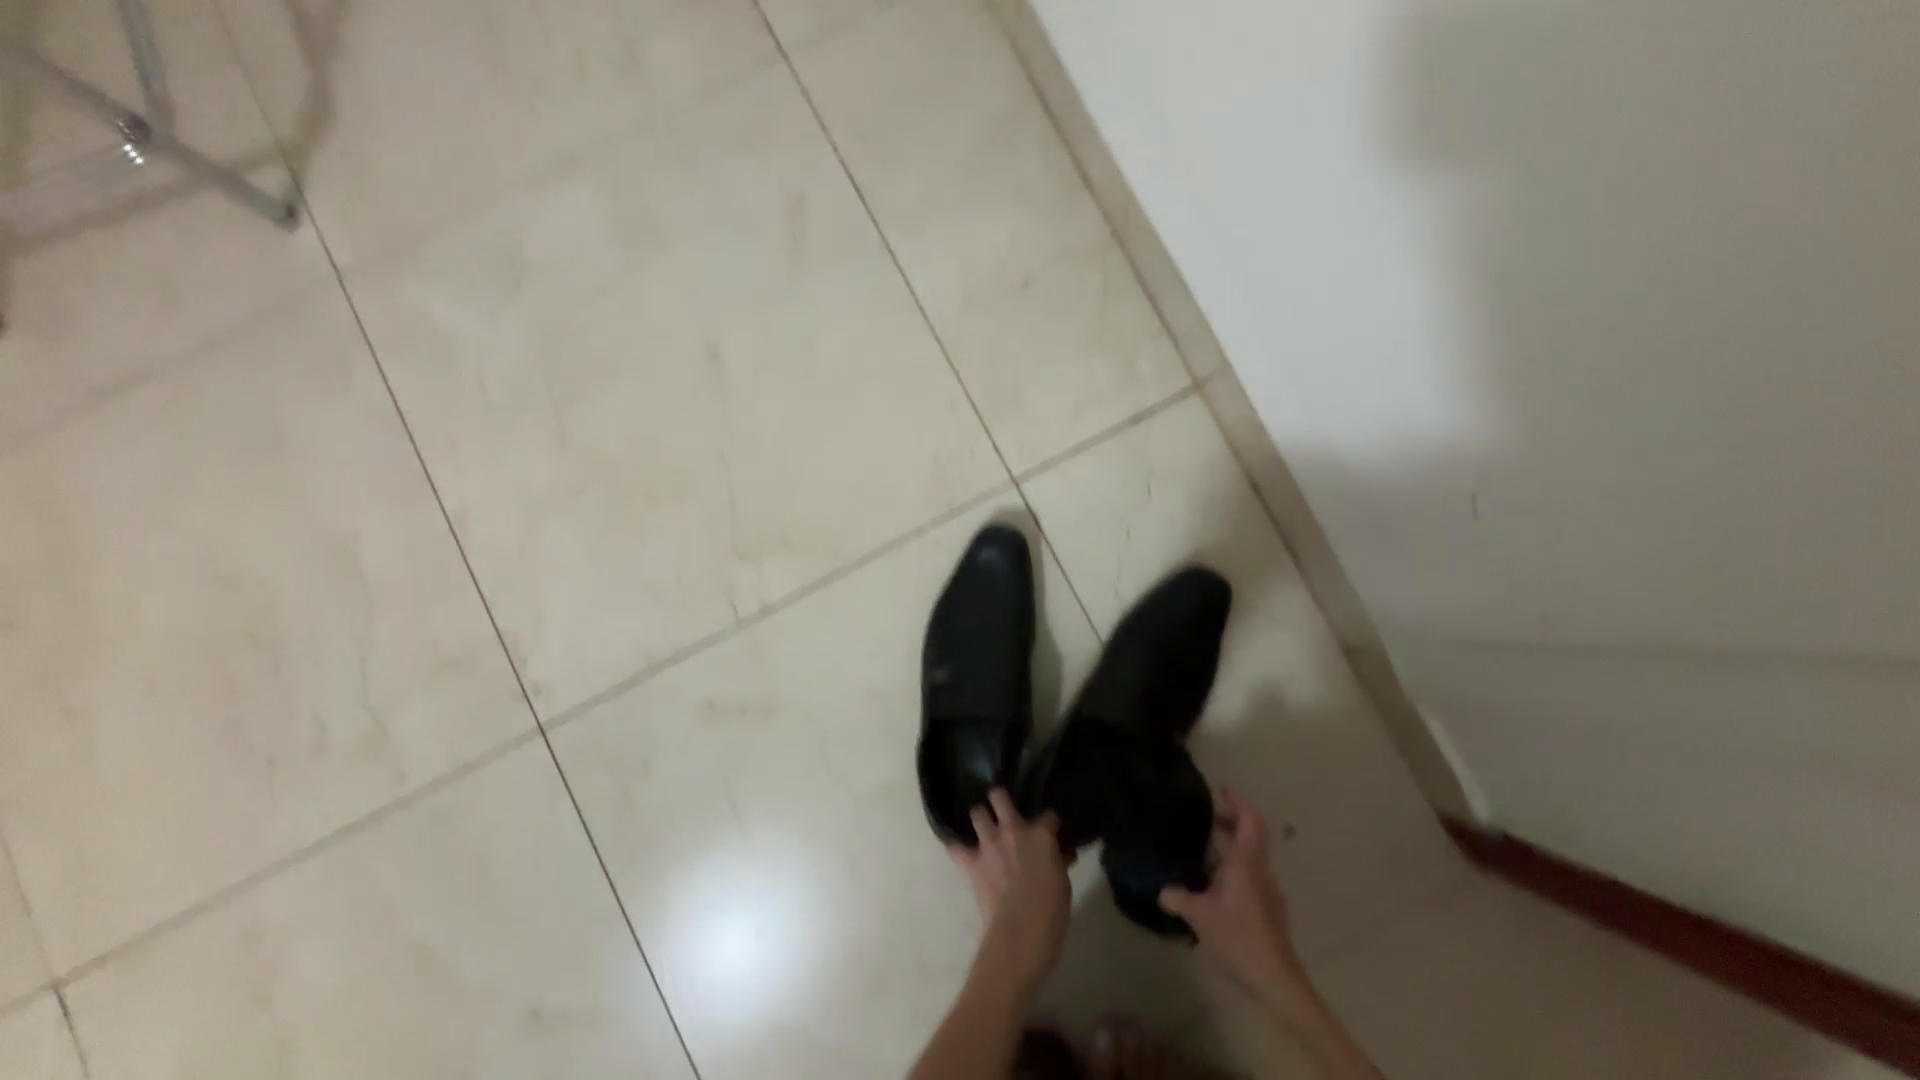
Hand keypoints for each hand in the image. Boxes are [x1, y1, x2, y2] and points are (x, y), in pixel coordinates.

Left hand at [948, 789, 1073, 997]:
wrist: (1020, 932)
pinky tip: (962, 853)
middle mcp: (1012, 831)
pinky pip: (956, 849)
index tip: (1052, 831)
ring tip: (984, 827)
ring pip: (977, 814)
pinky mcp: (972, 864)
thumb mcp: (1064, 883)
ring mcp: (989, 845)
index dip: (1051, 823)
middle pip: (1000, 798)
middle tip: (1005, 810)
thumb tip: (1060, 856)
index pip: (1048, 816)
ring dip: (980, 819)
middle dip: (1001, 799)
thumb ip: (1058, 862)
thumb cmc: (1051, 911)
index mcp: (1041, 835)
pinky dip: (958, 850)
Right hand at [1158, 786, 1303, 997]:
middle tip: (1207, 817)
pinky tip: (1215, 883)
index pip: (1250, 820)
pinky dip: (1235, 866)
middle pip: (1253, 834)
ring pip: (1252, 855)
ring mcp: (1268, 889)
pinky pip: (1251, 874)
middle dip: (1232, 821)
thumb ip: (1178, 897)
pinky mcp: (1269, 907)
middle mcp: (1260, 869)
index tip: (1222, 789)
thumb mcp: (1199, 915)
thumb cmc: (1238, 936)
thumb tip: (1161, 890)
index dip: (1238, 801)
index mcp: (1247, 862)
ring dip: (1233, 845)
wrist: (1274, 975)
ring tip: (1205, 848)